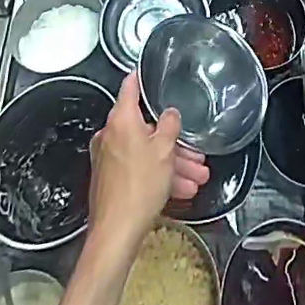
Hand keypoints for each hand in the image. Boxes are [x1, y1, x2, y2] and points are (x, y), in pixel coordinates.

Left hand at [88, 73, 211, 247]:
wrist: (116, 232)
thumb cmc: (139, 187)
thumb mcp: (165, 150)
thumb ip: (170, 125)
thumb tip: (170, 114)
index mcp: (120, 120)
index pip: (130, 87)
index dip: (141, 78)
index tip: (147, 71)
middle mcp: (110, 135)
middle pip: (146, 127)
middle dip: (173, 141)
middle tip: (195, 153)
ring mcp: (108, 158)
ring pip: (146, 152)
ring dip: (171, 163)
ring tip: (196, 177)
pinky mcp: (111, 179)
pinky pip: (139, 168)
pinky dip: (158, 174)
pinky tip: (181, 190)